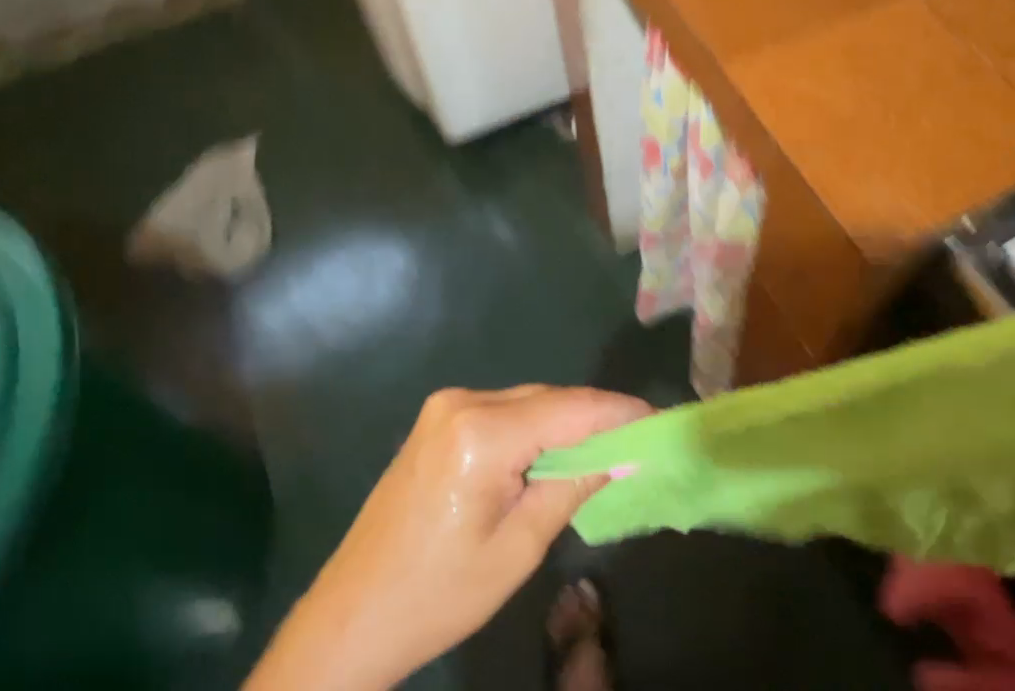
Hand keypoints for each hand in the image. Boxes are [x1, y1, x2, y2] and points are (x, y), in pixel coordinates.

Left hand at [245, 385, 651, 690]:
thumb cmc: (440, 592)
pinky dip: (537, 429)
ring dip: (568, 423)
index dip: (622, 413)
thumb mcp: (520, 546)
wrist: (352, 616)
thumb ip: (574, 486)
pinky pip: (504, 413)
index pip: (573, 407)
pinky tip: (558, 453)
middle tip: (642, 442)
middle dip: (598, 418)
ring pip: (529, 403)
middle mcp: (462, 402)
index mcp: (482, 432)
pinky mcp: (436, 423)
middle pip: (550, 399)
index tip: (662, 424)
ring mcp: (444, 409)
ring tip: (610, 449)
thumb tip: (627, 455)